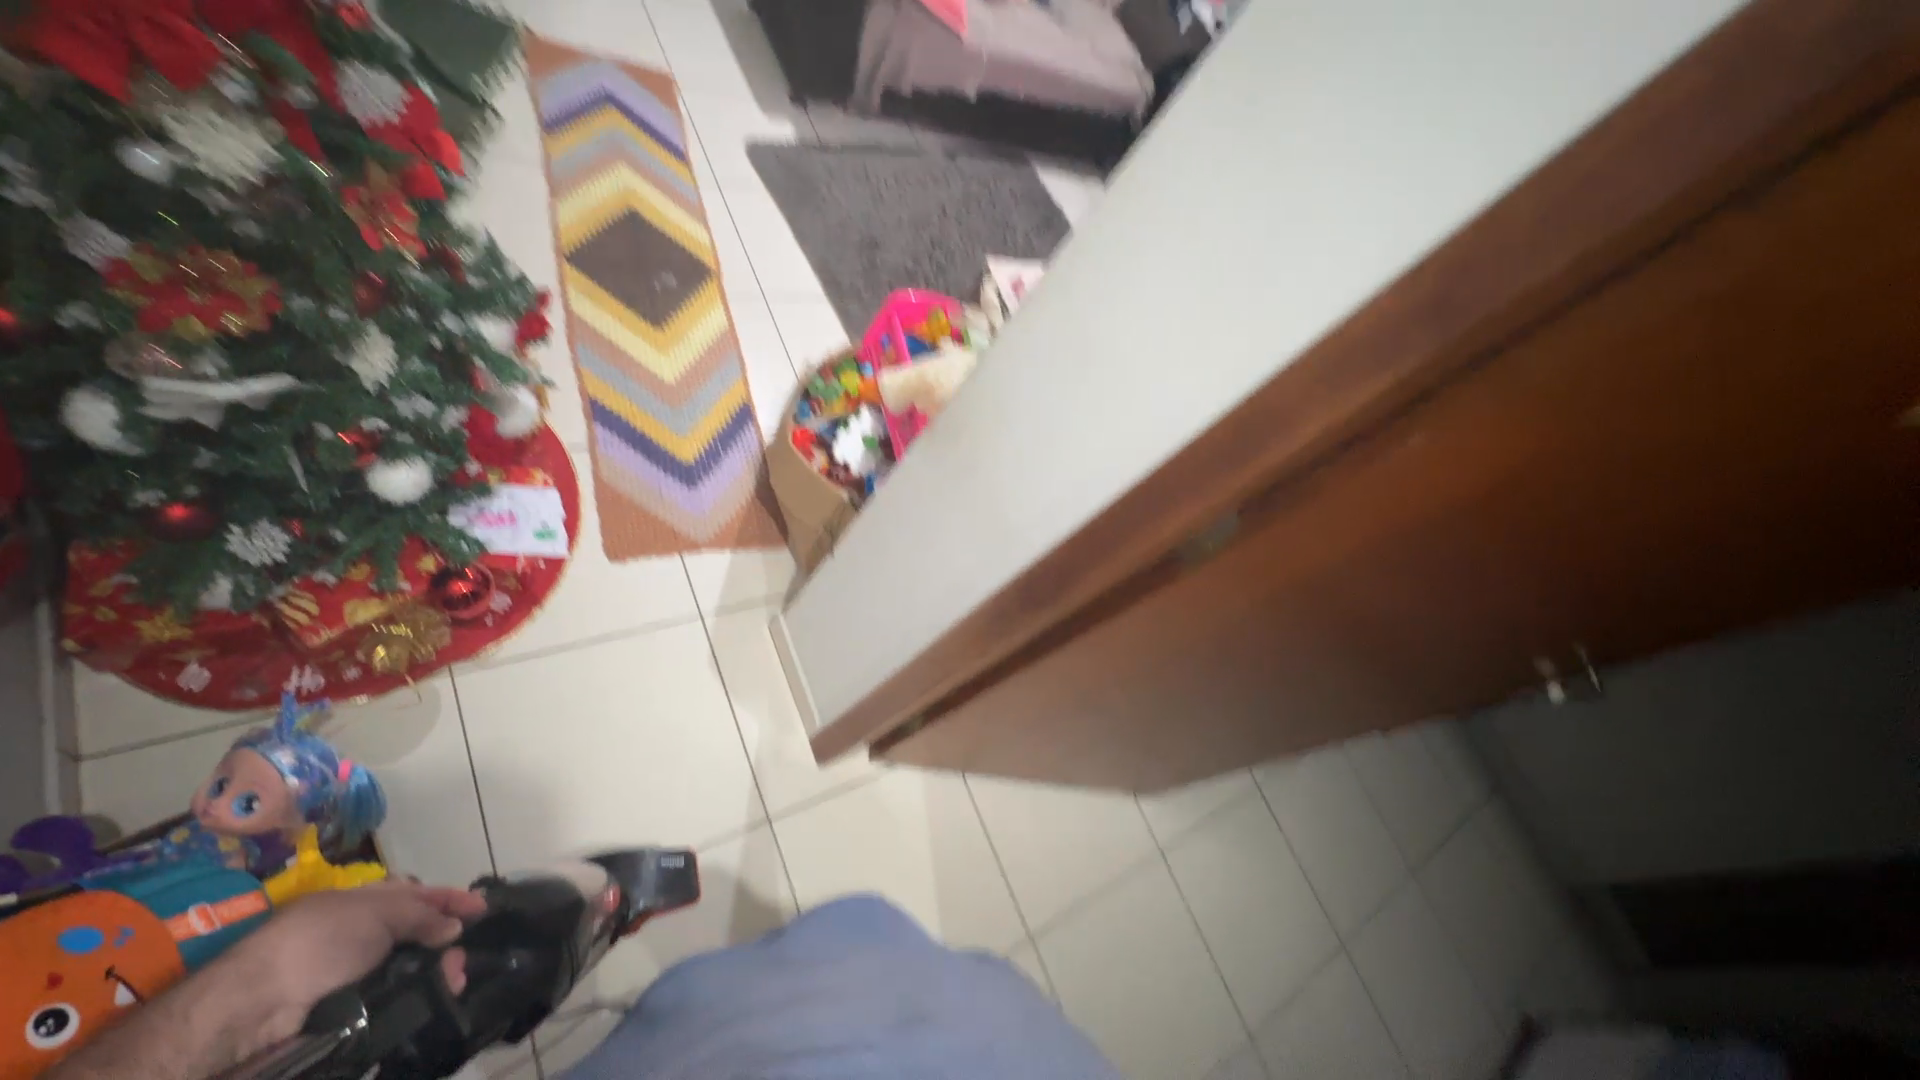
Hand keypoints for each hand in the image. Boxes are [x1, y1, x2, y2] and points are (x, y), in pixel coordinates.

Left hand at [234, 881, 486, 1040]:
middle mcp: (362, 938)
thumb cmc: (319, 942)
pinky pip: (400, 1000)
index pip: (415, 894)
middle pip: (418, 933)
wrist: (260, 1008)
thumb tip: (453, 929)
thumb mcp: (376, 912)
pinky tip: (441, 996)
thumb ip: (421, 915)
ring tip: (455, 977)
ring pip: (413, 969)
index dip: (448, 898)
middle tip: (465, 951)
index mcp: (361, 904)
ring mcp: (357, 976)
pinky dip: (424, 996)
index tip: (483, 907)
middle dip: (448, 938)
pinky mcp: (354, 1012)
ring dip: (441, 970)